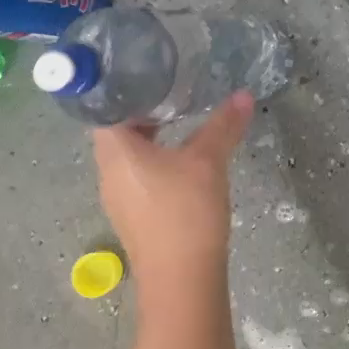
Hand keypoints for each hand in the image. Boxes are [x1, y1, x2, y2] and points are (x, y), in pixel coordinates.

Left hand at [91, 92, 254, 304]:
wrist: (182, 278)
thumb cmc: (185, 211)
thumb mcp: (209, 161)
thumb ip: (224, 125)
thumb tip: (243, 94)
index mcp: (116, 153)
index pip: (105, 108)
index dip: (121, 87)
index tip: (146, 70)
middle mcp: (110, 172)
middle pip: (117, 130)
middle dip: (142, 108)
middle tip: (171, 87)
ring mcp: (121, 195)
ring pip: (130, 154)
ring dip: (151, 134)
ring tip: (181, 115)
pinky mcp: (137, 213)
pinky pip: (140, 173)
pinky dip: (157, 157)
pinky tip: (185, 156)